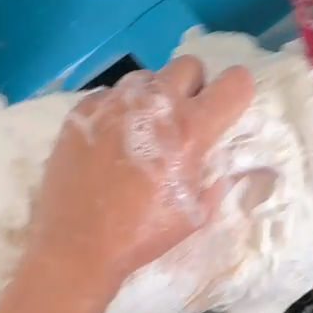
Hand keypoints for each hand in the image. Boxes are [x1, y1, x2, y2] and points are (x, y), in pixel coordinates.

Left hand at [26, 57, 254, 288]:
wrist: (77, 245)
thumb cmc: (140, 236)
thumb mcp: (193, 218)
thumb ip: (213, 184)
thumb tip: (216, 170)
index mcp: (190, 129)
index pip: (235, 83)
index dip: (234, 96)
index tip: (223, 113)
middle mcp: (154, 104)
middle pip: (188, 67)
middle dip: (192, 90)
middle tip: (179, 124)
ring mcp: (114, 102)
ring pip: (147, 79)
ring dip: (152, 100)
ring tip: (140, 135)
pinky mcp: (82, 110)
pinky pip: (109, 96)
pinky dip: (116, 113)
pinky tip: (108, 145)